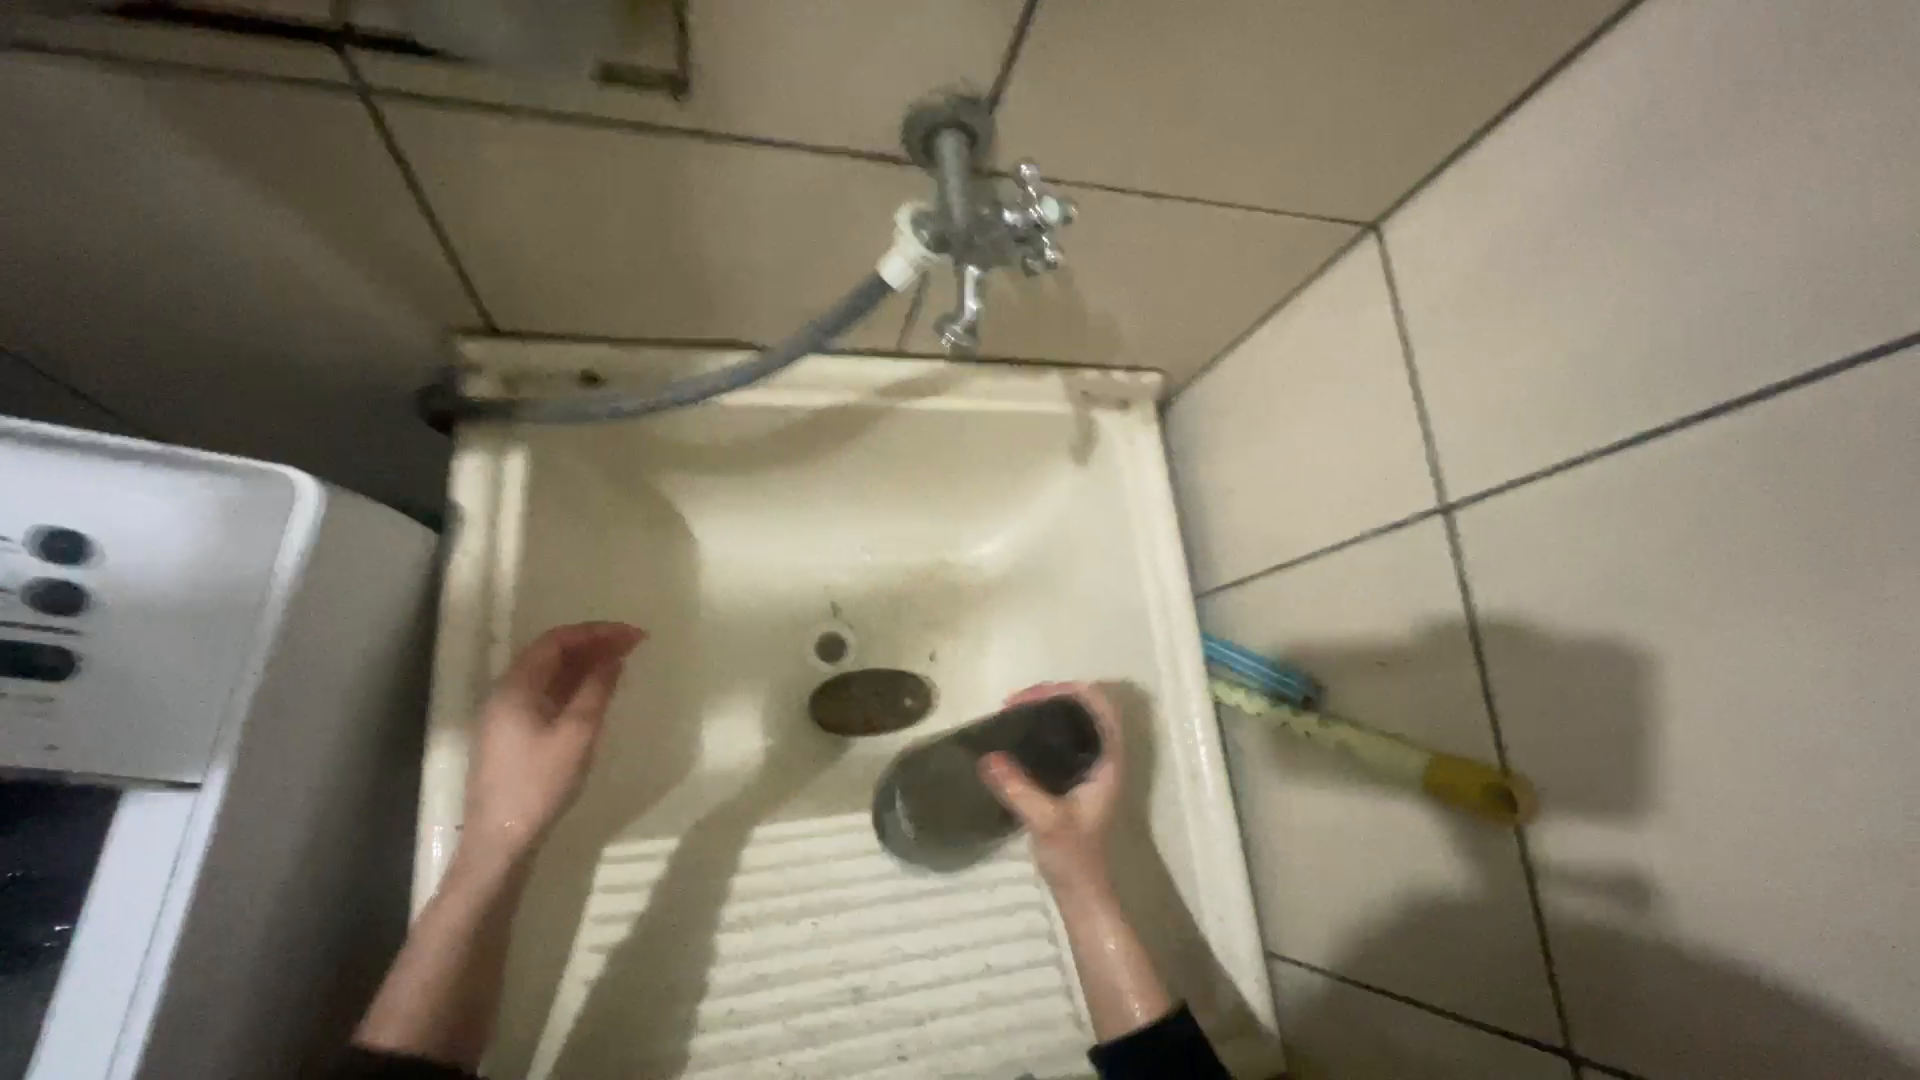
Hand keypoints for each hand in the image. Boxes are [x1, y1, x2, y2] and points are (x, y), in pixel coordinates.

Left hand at [460, 622, 645, 868]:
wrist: (501, 839)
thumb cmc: (539, 783)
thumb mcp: (577, 733)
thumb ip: (597, 690)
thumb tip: (613, 658)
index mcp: (516, 687)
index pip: (556, 640)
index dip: (596, 632)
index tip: (633, 635)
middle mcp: (506, 693)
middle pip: (551, 653)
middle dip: (593, 644)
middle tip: (633, 645)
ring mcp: (507, 715)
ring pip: (549, 674)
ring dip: (585, 663)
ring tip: (622, 662)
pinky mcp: (514, 734)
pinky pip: (547, 694)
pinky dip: (575, 685)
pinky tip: (597, 692)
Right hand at [978, 681, 1125, 894]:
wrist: (1079, 888)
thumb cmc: (1072, 855)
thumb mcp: (1045, 821)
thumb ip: (1019, 789)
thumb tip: (987, 756)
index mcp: (1107, 760)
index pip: (1097, 706)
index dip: (1066, 692)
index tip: (1029, 698)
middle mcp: (1103, 756)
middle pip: (1085, 706)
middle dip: (1051, 695)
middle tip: (1015, 702)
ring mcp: (1090, 764)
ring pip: (1073, 719)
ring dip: (1046, 708)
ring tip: (1012, 711)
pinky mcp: (1074, 774)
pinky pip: (1062, 735)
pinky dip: (1042, 725)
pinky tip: (1017, 734)